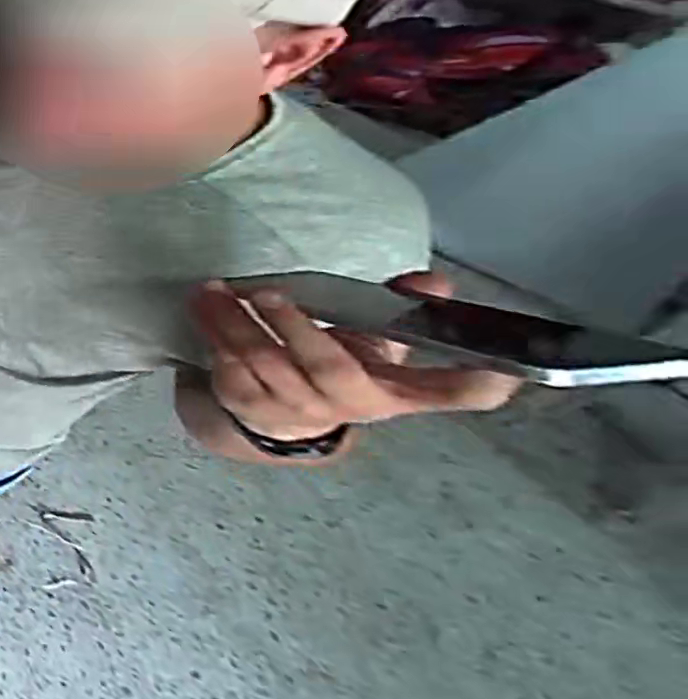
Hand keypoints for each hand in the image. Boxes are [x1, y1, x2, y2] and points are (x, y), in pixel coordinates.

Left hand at [191, 272, 520, 441]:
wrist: (276, 417)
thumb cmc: (333, 370)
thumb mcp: (369, 344)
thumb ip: (396, 312)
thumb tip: (431, 281)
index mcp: (394, 390)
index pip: (450, 394)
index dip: (473, 384)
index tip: (496, 369)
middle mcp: (348, 404)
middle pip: (328, 369)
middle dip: (297, 328)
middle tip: (268, 293)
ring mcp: (294, 408)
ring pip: (263, 362)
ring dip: (234, 321)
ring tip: (213, 289)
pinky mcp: (248, 404)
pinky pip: (227, 365)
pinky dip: (212, 332)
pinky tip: (201, 307)